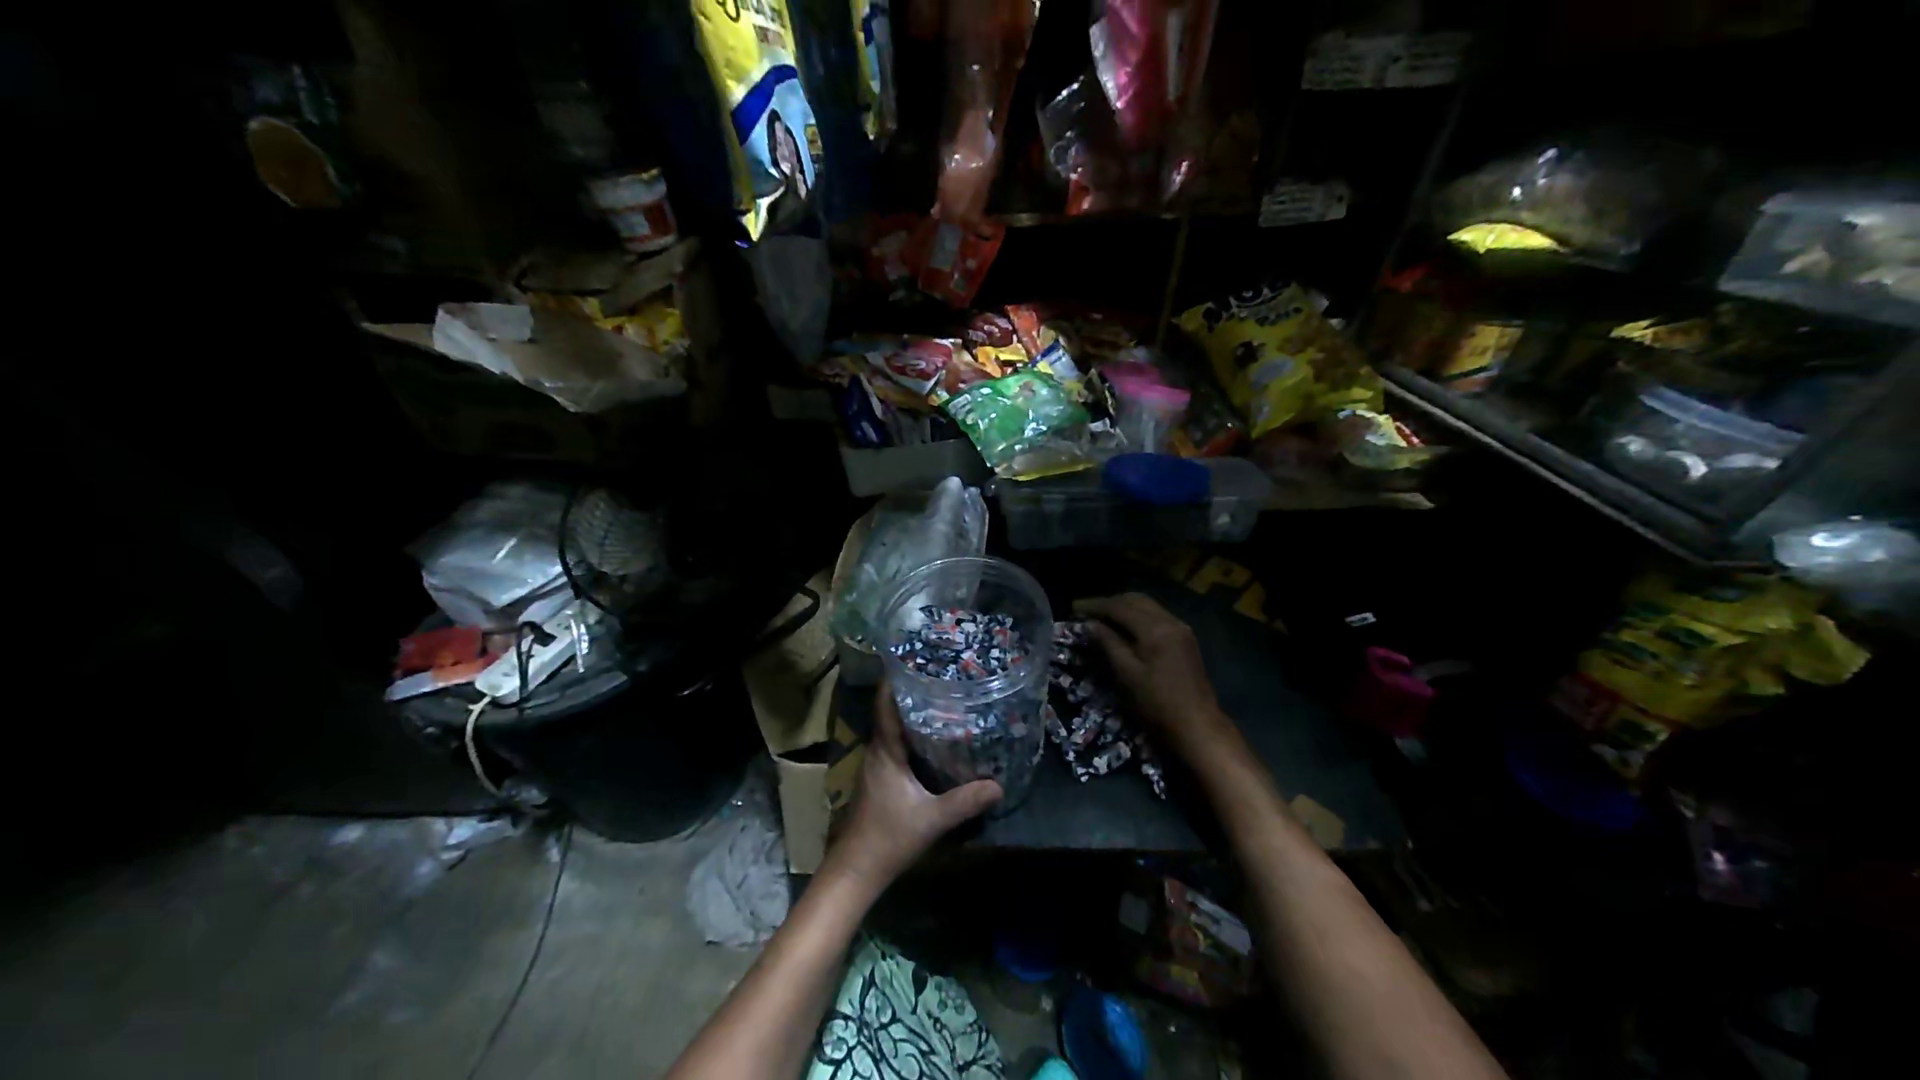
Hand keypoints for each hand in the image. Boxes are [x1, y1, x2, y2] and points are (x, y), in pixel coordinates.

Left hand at [827, 684, 1001, 890]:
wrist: (856, 870)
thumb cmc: (888, 837)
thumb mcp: (932, 819)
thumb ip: (965, 801)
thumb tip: (999, 785)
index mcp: (885, 751)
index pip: (886, 704)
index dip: (896, 680)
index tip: (917, 659)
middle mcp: (878, 752)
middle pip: (893, 712)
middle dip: (913, 692)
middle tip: (943, 677)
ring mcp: (877, 766)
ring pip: (895, 730)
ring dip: (914, 715)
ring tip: (945, 701)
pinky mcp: (881, 780)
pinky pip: (898, 746)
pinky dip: (914, 736)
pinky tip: (936, 740)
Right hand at [1074, 593, 1237, 761]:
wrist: (1198, 726)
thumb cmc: (1157, 703)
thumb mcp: (1126, 674)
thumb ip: (1108, 643)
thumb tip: (1090, 624)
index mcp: (1155, 628)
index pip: (1119, 607)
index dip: (1094, 605)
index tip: (1073, 607)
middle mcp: (1171, 621)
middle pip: (1135, 600)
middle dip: (1109, 602)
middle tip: (1086, 611)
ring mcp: (1181, 629)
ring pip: (1148, 606)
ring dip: (1124, 607)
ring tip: (1101, 617)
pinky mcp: (1185, 639)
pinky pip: (1157, 616)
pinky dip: (1137, 616)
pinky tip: (1124, 627)